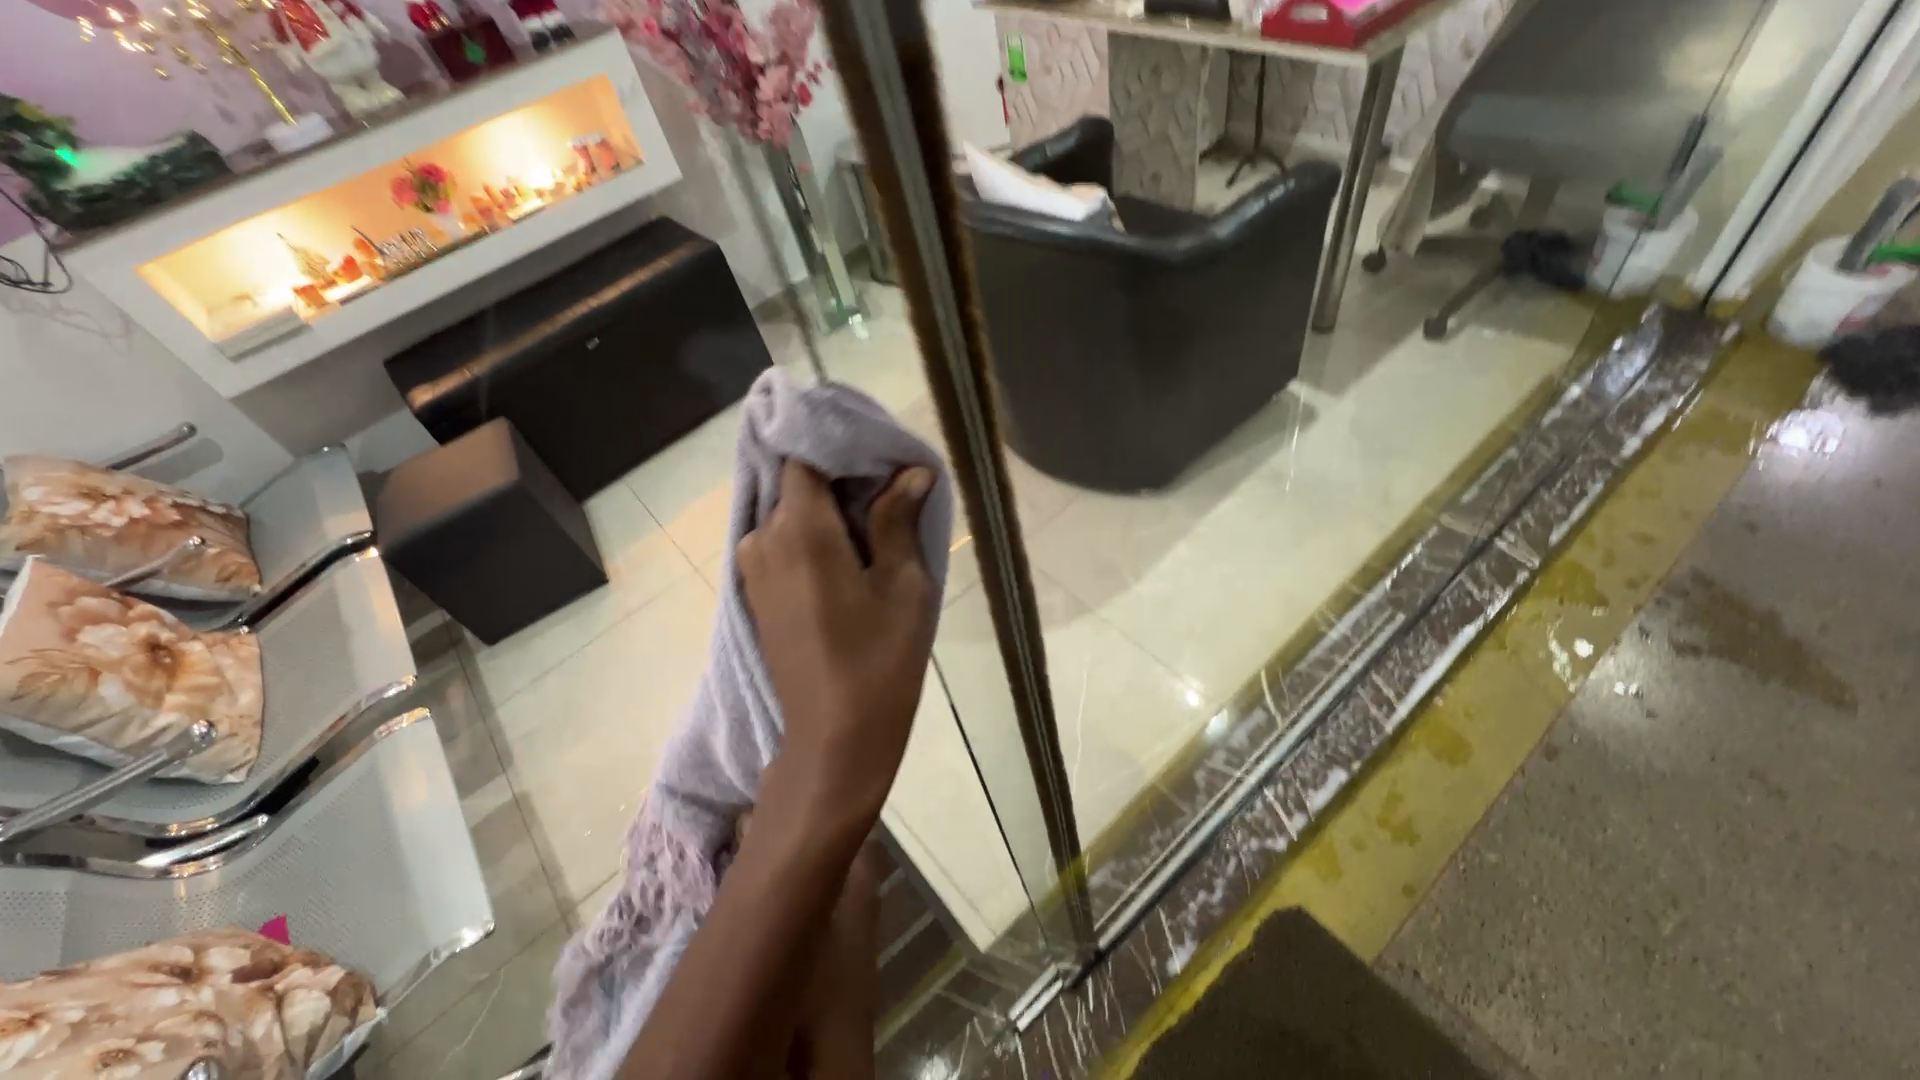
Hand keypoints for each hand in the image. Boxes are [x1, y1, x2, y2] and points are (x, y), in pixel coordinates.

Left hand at [739, 460, 937, 826]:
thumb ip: (897, 519)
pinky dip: (810, 539)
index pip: (805, 456)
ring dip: (826, 514)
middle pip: (797, 485)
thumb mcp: (902, 584)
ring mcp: (752, 568)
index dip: (841, 448)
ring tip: (872, 535)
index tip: (880, 457)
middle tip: (889, 497)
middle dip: (840, 482)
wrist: (833, 737)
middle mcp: (763, 538)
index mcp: (799, 529)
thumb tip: (911, 471)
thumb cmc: (877, 659)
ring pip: (789, 516)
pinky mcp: (754, 593)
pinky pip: (780, 544)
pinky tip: (846, 562)